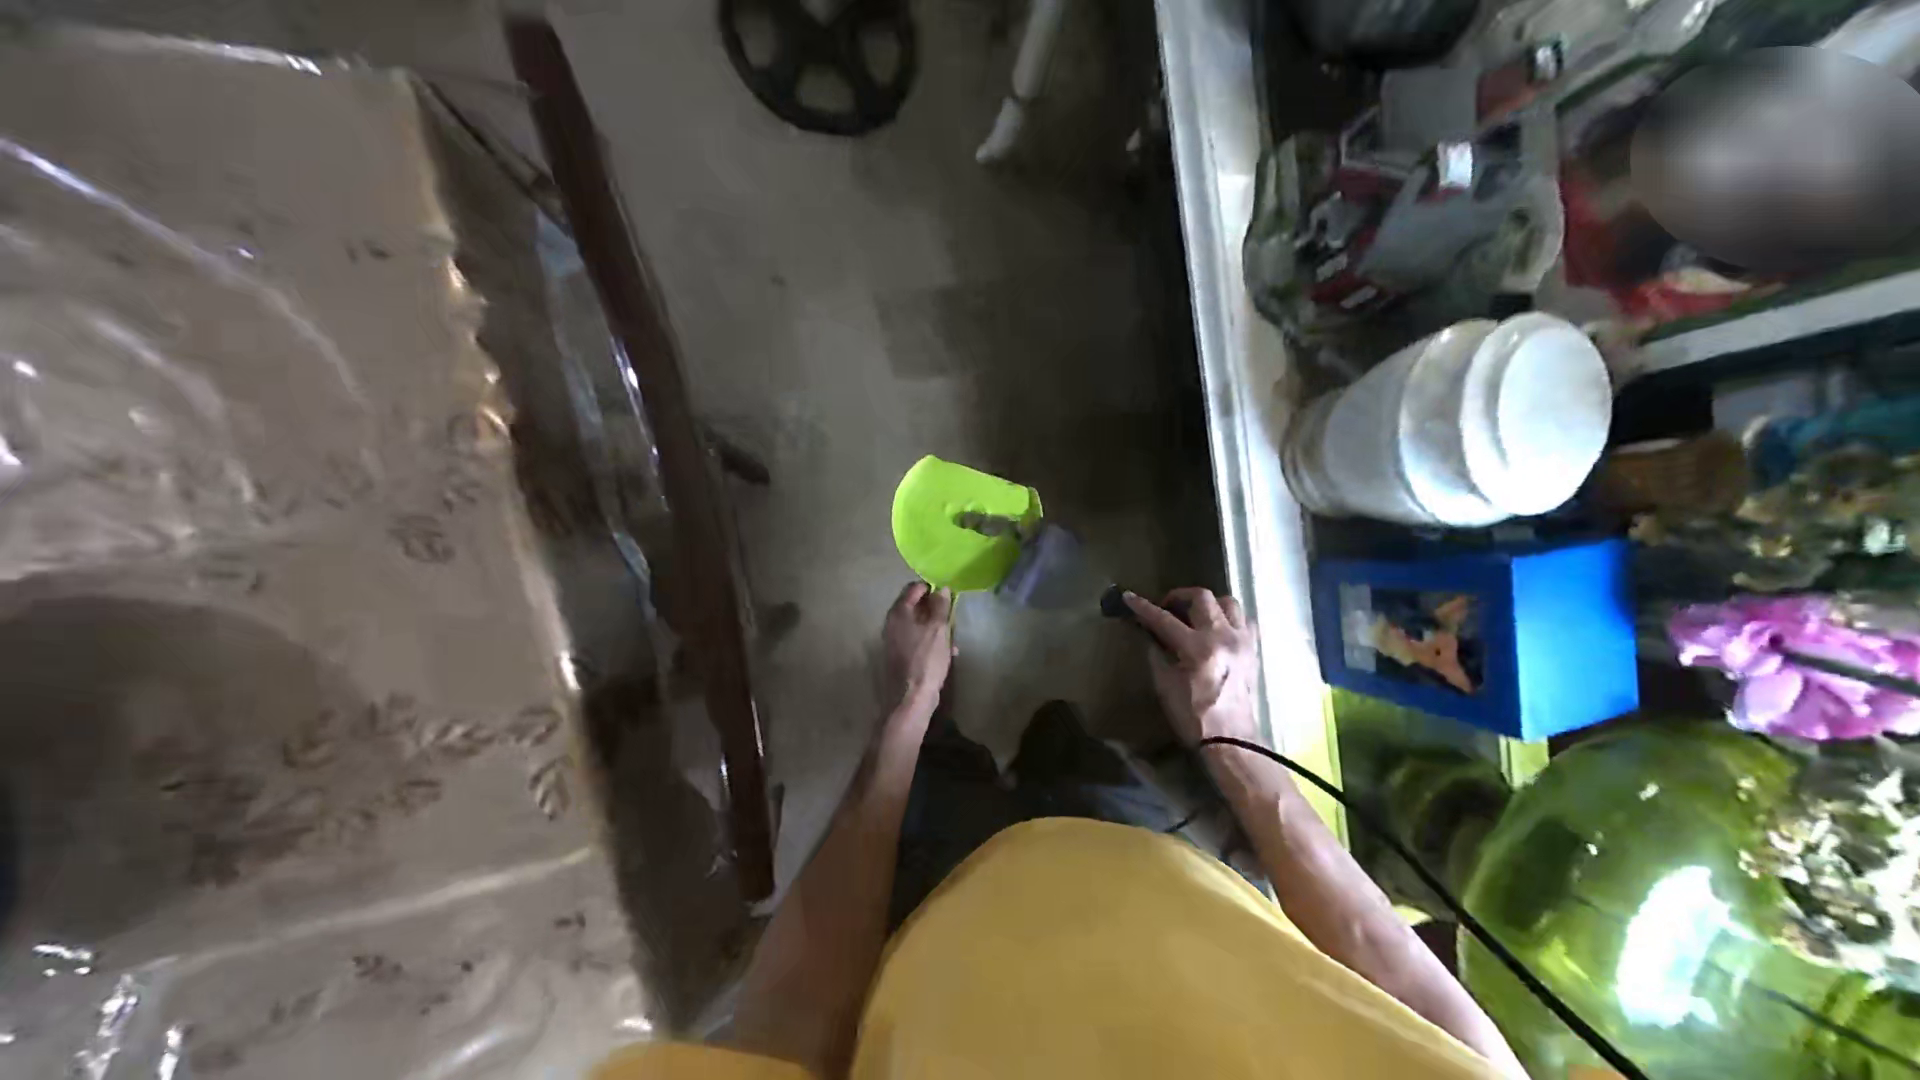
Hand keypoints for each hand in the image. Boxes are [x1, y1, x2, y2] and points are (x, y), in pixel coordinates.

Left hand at [883, 581, 952, 709]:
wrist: (911, 698)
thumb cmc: (926, 660)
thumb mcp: (938, 630)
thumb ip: (940, 606)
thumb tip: (942, 589)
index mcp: (898, 612)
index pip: (913, 588)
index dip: (931, 588)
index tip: (949, 595)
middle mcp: (892, 623)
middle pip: (915, 606)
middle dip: (935, 609)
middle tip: (952, 616)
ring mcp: (894, 640)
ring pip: (918, 624)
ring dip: (935, 626)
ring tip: (953, 636)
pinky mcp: (900, 655)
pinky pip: (917, 639)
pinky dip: (931, 640)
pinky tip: (947, 651)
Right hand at [1123, 588, 1259, 745]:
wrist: (1231, 741)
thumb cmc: (1192, 717)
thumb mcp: (1165, 686)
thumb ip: (1157, 654)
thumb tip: (1150, 634)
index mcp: (1198, 648)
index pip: (1165, 619)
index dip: (1143, 607)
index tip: (1129, 597)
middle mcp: (1223, 637)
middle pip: (1201, 597)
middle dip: (1179, 596)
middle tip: (1165, 607)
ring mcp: (1242, 642)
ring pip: (1227, 602)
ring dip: (1207, 603)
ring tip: (1194, 614)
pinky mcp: (1252, 650)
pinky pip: (1243, 620)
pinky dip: (1228, 617)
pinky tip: (1217, 628)